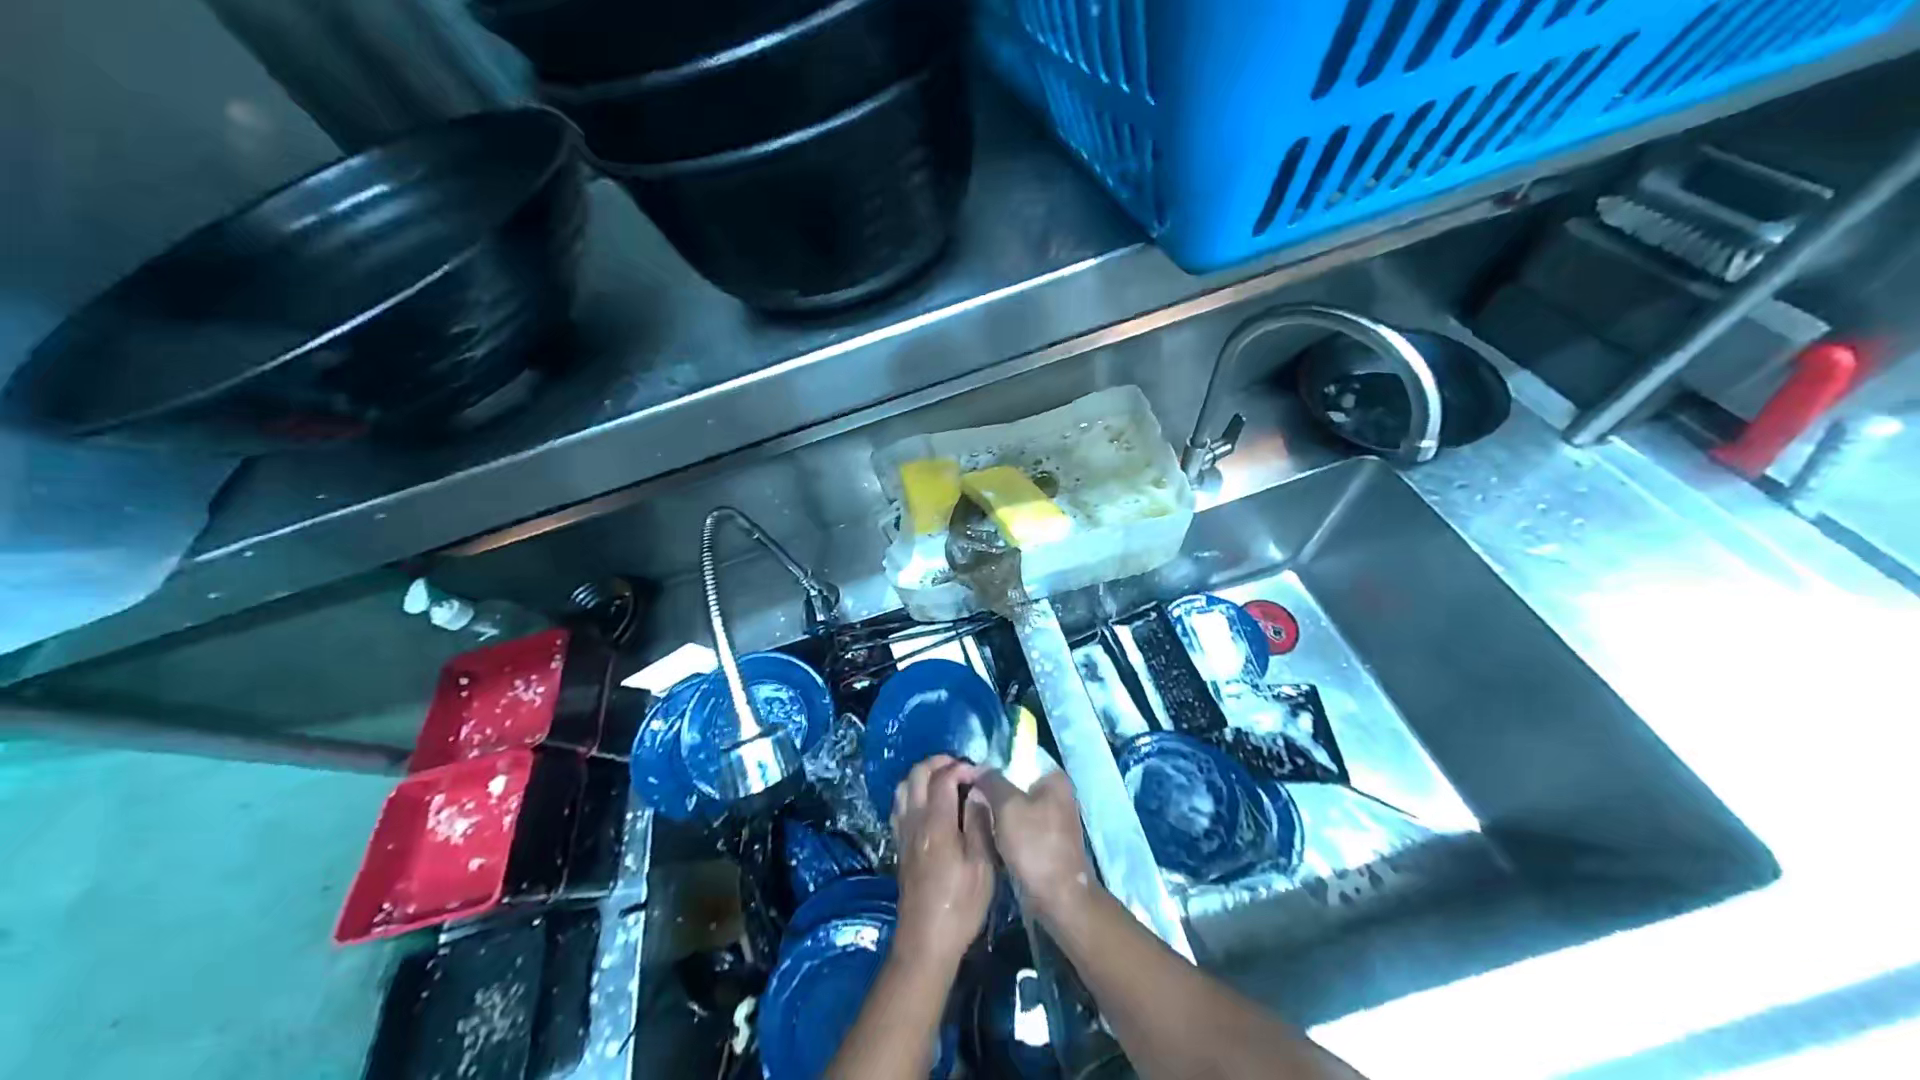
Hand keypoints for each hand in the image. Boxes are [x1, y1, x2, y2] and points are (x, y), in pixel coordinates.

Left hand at [890, 755, 995, 965]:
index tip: (981, 774)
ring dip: (924, 775)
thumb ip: (980, 822)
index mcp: (937, 822)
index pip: (943, 777)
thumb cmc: (961, 904)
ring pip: (904, 786)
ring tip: (946, 782)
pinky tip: (930, 804)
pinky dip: (913, 792)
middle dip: (940, 763)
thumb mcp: (982, 865)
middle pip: (917, 773)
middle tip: (963, 769)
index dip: (962, 767)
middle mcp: (914, 820)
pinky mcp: (899, 845)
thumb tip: (978, 791)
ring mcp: (903, 832)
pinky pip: (900, 805)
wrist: (925, 941)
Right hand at [967, 770, 1097, 924]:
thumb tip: (976, 767)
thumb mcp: (1008, 806)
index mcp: (1055, 778)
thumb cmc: (1035, 846)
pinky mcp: (1045, 839)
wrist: (1058, 898)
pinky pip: (1018, 824)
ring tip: (972, 810)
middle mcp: (1057, 793)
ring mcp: (1052, 818)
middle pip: (1016, 781)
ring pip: (1015, 805)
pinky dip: (1003, 827)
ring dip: (996, 809)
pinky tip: (986, 831)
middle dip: (992, 787)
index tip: (970, 770)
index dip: (993, 761)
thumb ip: (991, 781)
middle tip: (967, 791)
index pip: (1019, 756)